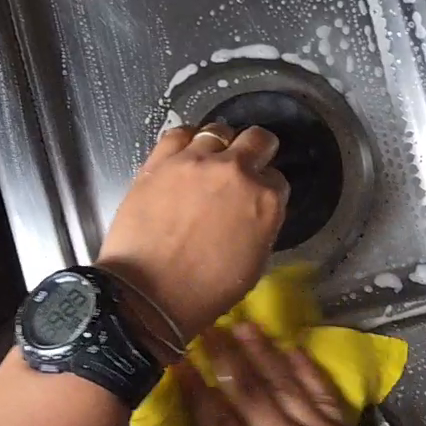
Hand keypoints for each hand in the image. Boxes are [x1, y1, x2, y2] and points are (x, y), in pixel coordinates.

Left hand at [98, 123, 287, 338]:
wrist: (148, 293)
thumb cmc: (205, 292)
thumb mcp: (253, 265)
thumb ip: (260, 227)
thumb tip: (253, 213)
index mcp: (266, 201)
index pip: (277, 179)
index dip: (266, 187)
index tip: (256, 196)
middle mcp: (236, 171)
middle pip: (257, 140)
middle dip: (256, 150)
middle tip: (245, 164)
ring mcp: (196, 161)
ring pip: (218, 131)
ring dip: (220, 144)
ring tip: (211, 159)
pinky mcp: (161, 161)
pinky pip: (179, 133)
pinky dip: (187, 140)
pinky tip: (185, 152)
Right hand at [182, 323, 417, 425]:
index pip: (218, 422)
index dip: (196, 390)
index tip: (181, 363)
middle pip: (248, 392)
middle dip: (226, 358)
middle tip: (209, 328)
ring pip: (284, 384)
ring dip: (262, 352)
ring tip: (244, 325)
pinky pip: (321, 393)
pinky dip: (307, 369)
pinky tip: (293, 348)